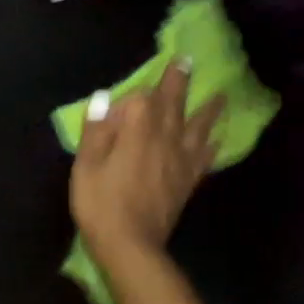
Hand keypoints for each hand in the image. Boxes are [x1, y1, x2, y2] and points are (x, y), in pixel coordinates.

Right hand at [71, 60, 226, 257]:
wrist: (131, 242)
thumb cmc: (99, 202)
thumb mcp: (85, 165)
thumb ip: (96, 131)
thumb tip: (105, 98)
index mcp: (137, 134)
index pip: (143, 100)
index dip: (135, 94)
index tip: (124, 97)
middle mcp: (165, 140)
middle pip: (174, 105)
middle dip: (178, 82)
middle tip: (187, 61)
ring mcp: (181, 160)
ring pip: (199, 126)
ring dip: (208, 107)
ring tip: (219, 94)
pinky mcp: (189, 178)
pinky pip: (205, 153)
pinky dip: (211, 140)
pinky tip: (215, 137)